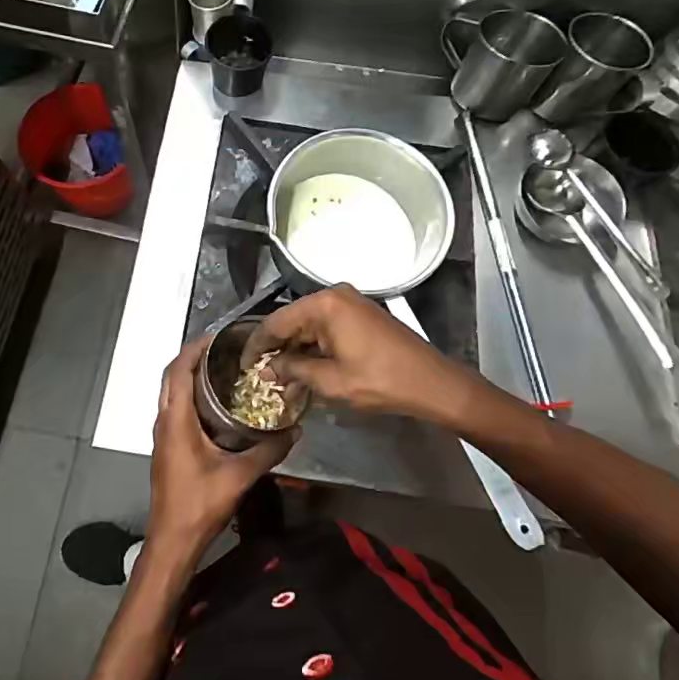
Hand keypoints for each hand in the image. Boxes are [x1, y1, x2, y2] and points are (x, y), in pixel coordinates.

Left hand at [148, 336, 292, 547]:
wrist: (172, 538)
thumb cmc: (200, 504)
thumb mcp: (239, 476)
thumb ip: (268, 451)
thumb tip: (294, 430)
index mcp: (175, 418)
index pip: (178, 369)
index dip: (194, 348)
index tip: (218, 337)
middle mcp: (164, 419)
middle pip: (172, 375)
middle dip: (192, 357)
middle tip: (223, 351)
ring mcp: (162, 432)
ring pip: (171, 392)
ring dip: (189, 376)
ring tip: (222, 370)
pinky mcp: (166, 444)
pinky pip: (174, 407)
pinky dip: (189, 395)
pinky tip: (214, 403)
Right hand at [244, 285, 479, 421]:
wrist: (435, 384)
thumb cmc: (381, 381)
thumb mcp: (330, 381)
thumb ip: (292, 370)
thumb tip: (267, 369)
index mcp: (323, 305)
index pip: (275, 322)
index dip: (257, 345)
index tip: (244, 365)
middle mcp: (333, 295)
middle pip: (291, 321)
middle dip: (275, 348)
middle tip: (261, 373)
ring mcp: (349, 303)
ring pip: (308, 325)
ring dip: (294, 349)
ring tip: (281, 376)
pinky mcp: (360, 314)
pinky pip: (325, 327)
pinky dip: (313, 346)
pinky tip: (305, 367)